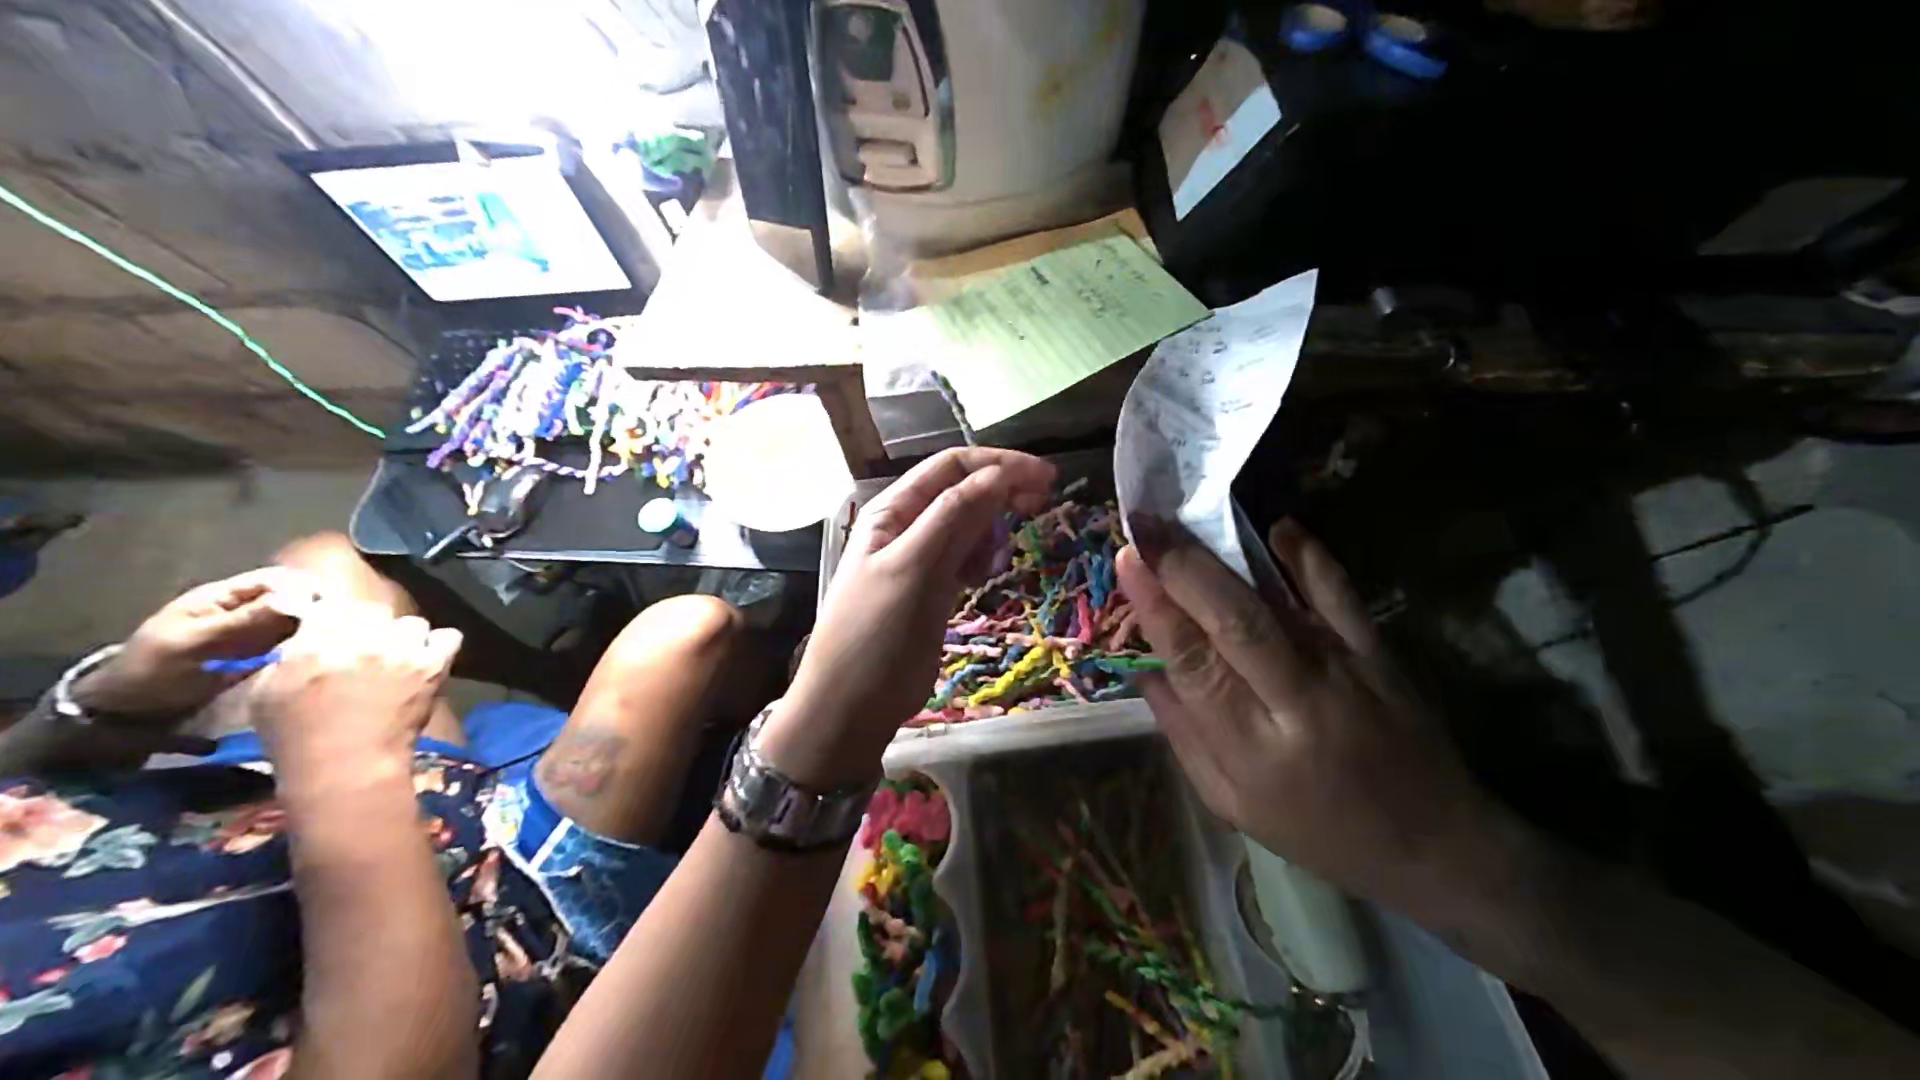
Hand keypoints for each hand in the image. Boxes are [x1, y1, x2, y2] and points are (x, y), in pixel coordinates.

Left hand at [72, 567, 317, 718]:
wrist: (129, 713)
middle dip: (317, 608)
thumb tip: (298, 598)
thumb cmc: (152, 671)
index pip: (278, 579)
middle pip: (296, 597)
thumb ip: (244, 620)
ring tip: (337, 642)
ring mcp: (256, 632)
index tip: (327, 607)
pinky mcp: (265, 654)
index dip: (304, 588)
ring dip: (319, 628)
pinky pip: (297, 643)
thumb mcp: (193, 642)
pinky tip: (323, 655)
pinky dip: (311, 646)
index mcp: (224, 597)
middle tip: (338, 626)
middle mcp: (246, 609)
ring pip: (301, 620)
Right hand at [250, 600, 461, 794]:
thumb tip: (308, 634)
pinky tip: (427, 660)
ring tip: (397, 659)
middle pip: (374, 611)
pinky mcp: (433, 665)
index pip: (333, 605)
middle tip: (367, 649)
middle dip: (370, 627)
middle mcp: (361, 641)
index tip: (339, 628)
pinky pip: (448, 636)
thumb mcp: (267, 693)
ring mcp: (402, 651)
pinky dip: (439, 646)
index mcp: (314, 644)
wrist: (348, 767)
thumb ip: (289, 656)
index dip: (337, 616)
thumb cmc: (297, 738)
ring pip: (411, 623)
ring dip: (404, 638)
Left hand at [761, 448, 1056, 788]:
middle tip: (1041, 506)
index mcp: (894, 509)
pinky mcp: (933, 588)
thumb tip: (998, 475)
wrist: (853, 703)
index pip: (952, 467)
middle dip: (1002, 493)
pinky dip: (983, 558)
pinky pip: (967, 557)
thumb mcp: (913, 567)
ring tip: (995, 562)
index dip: (1000, 465)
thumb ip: (953, 517)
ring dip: (992, 531)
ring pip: (969, 526)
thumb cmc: (876, 632)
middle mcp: (907, 526)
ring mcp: (920, 558)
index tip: (1046, 479)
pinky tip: (984, 575)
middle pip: (964, 491)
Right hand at [1115, 517, 1523, 914]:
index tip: (1128, 561)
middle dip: (1182, 567)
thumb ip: (1183, 737)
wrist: (1439, 845)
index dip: (1156, 608)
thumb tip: (1145, 673)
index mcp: (1253, 751)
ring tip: (1189, 518)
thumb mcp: (1234, 805)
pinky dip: (1310, 557)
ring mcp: (1346, 672)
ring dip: (1228, 555)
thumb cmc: (1320, 832)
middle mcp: (1298, 704)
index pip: (1195, 664)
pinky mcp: (1380, 654)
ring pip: (1280, 604)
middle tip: (1144, 524)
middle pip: (1233, 622)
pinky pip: (1342, 596)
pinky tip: (1280, 528)